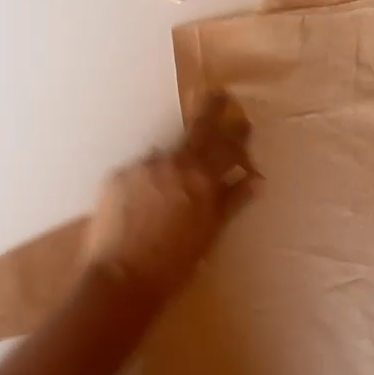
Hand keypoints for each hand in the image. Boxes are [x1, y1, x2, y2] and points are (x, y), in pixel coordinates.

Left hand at [81, 95, 251, 300]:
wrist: (121, 281)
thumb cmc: (175, 264)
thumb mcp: (210, 233)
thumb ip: (232, 201)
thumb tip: (256, 181)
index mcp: (202, 177)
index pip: (228, 144)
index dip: (238, 132)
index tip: (244, 120)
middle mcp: (174, 162)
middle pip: (198, 127)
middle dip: (211, 107)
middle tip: (219, 93)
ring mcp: (143, 166)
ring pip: (165, 155)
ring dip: (172, 164)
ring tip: (168, 190)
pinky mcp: (117, 176)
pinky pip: (138, 172)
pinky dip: (145, 183)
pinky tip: (142, 205)